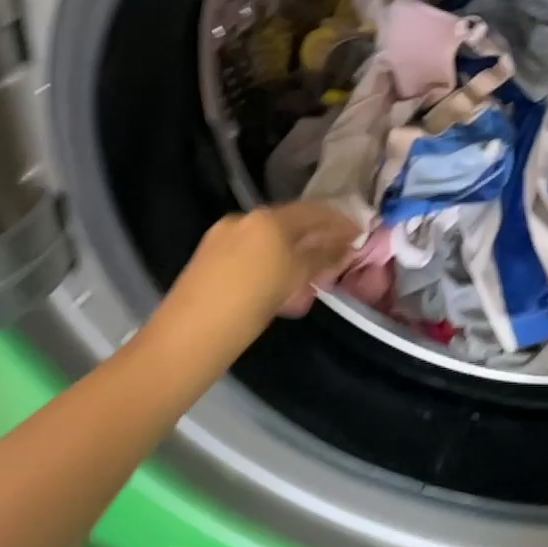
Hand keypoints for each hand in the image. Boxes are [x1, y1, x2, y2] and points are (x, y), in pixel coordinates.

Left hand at [168, 202, 359, 320]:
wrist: (189, 335)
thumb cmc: (251, 303)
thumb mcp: (295, 280)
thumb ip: (322, 258)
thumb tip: (345, 245)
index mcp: (269, 219)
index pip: (315, 211)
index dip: (339, 223)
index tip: (358, 235)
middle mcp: (245, 219)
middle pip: (291, 224)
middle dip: (315, 240)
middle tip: (335, 259)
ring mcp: (223, 236)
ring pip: (270, 240)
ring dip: (293, 254)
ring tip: (307, 281)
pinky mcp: (209, 257)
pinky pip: (251, 253)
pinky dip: (271, 263)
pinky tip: (278, 289)